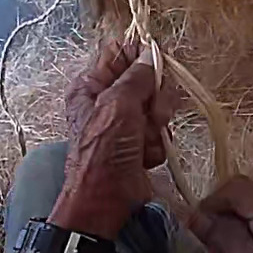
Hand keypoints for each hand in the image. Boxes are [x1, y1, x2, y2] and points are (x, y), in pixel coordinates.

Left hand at [51, 37, 177, 235]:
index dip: (142, 58)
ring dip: (157, 127)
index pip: (121, 53)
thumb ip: (136, 77)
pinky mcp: (139, 142)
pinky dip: (156, 145)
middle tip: (154, 115)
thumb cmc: (103, 152)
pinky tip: (145, 157)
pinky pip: (160, 132)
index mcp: (92, 85)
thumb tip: (150, 52)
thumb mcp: (118, 106)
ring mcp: (125, 122)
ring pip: (158, 107)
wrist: (105, 200)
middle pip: (147, 80)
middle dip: (156, 100)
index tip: (156, 69)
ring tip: (144, 142)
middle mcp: (108, 100)